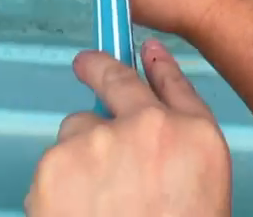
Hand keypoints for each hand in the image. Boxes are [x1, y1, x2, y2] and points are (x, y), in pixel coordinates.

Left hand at [25, 41, 231, 216]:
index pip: (168, 83)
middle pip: (114, 82)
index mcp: (195, 139)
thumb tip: (152, 86)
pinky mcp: (55, 166)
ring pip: (75, 132)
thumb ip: (180, 138)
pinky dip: (55, 192)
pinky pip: (51, 167)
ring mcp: (99, 142)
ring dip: (79, 161)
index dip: (151, 65)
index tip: (139, 51)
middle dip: (98, 78)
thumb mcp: (201, 188)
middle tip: (88, 77)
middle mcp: (148, 127)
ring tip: (94, 210)